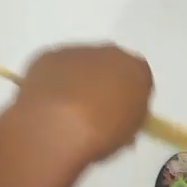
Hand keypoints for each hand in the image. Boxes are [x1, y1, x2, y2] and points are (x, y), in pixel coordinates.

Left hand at [3, 44, 153, 165]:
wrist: (58, 127)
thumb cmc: (102, 134)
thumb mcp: (128, 132)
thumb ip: (128, 115)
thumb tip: (119, 114)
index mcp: (137, 69)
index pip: (139, 77)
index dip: (130, 96)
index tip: (122, 114)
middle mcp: (110, 53)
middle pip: (110, 66)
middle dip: (104, 83)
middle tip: (95, 111)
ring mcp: (76, 52)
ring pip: (81, 65)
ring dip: (78, 81)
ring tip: (66, 110)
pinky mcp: (47, 55)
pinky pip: (55, 68)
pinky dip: (53, 81)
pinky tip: (48, 103)